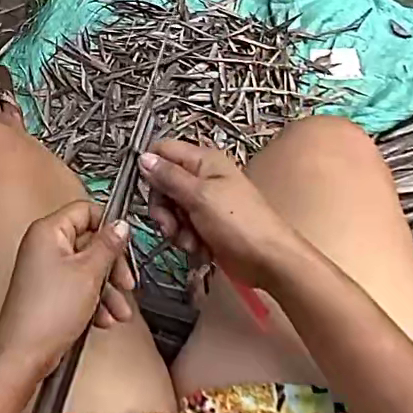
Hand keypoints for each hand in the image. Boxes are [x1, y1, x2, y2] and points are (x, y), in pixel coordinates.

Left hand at [0, 201, 135, 375]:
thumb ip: (108, 246)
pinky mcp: (49, 292)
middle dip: (112, 266)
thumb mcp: (89, 273)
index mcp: (49, 231)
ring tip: (119, 311)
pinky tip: (104, 319)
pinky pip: (78, 287)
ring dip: (107, 289)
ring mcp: (46, 269)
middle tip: (126, 282)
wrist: (24, 355)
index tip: (125, 244)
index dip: (108, 226)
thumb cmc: (46, 313)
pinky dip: (94, 301)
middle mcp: (45, 246)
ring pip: (87, 268)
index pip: (85, 211)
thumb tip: (120, 225)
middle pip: (90, 242)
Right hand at [141, 139, 306, 289]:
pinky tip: (200, 248)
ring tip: (190, 241)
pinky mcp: (206, 225)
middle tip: (171, 225)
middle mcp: (203, 177)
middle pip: (163, 183)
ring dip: (175, 228)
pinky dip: (187, 239)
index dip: (151, 168)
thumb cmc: (238, 222)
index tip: (149, 190)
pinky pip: (183, 227)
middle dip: (164, 208)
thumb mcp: (200, 196)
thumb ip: (169, 176)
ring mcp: (205, 202)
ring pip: (171, 209)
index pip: (164, 151)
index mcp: (204, 160)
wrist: (270, 262)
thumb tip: (143, 157)